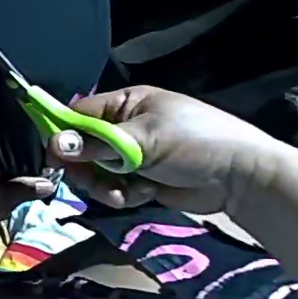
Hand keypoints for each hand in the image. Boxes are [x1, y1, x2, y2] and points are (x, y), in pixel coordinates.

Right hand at [47, 86, 285, 212]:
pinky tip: (142, 195)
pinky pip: (113, 187)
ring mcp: (132, 154)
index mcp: (125, 103)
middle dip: (85, 167)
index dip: (62, 133)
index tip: (55, 155)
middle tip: (91, 180)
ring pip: (95, 171)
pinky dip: (122, 194)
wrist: (245, 179)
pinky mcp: (140, 179)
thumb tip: (52, 146)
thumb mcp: (141, 139)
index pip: (78, 114)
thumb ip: (95, 143)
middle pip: (80, 147)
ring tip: (123, 193)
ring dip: (104, 185)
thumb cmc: (195, 143)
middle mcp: (123, 127)